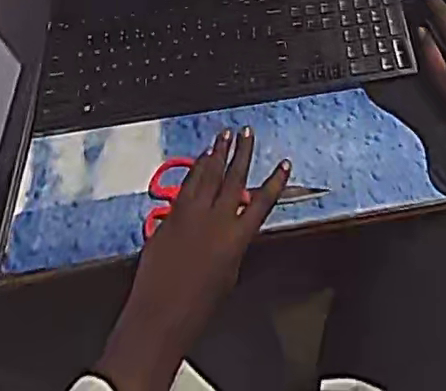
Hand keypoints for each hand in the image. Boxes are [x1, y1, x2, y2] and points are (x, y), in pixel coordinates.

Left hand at [94, 128, 289, 390]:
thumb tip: (231, 222)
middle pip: (234, 177)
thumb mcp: (227, 274)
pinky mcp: (174, 212)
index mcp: (237, 240)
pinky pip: (189, 183)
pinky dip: (197, 167)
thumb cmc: (196, 305)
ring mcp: (193, 213)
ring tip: (225, 134)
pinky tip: (201, 157)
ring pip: (209, 173)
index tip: (284, 164)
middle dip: (242, 152)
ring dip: (218, 152)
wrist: (161, 314)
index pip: (262, 203)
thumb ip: (232, 243)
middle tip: (246, 131)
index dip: (275, 182)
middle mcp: (217, 220)